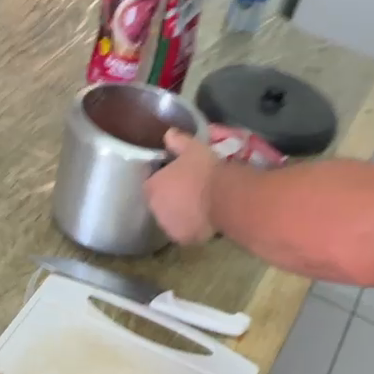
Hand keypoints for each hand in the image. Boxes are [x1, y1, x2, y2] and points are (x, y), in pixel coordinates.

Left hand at [143, 128, 217, 244]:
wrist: (224, 197)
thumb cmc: (204, 170)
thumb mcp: (192, 147)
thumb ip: (177, 141)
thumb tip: (168, 134)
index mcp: (151, 187)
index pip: (150, 181)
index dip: (161, 177)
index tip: (174, 174)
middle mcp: (155, 210)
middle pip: (159, 202)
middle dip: (169, 196)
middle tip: (187, 189)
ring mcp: (168, 227)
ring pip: (170, 218)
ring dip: (178, 212)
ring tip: (196, 205)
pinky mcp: (182, 239)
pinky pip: (184, 231)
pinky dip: (190, 226)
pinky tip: (202, 219)